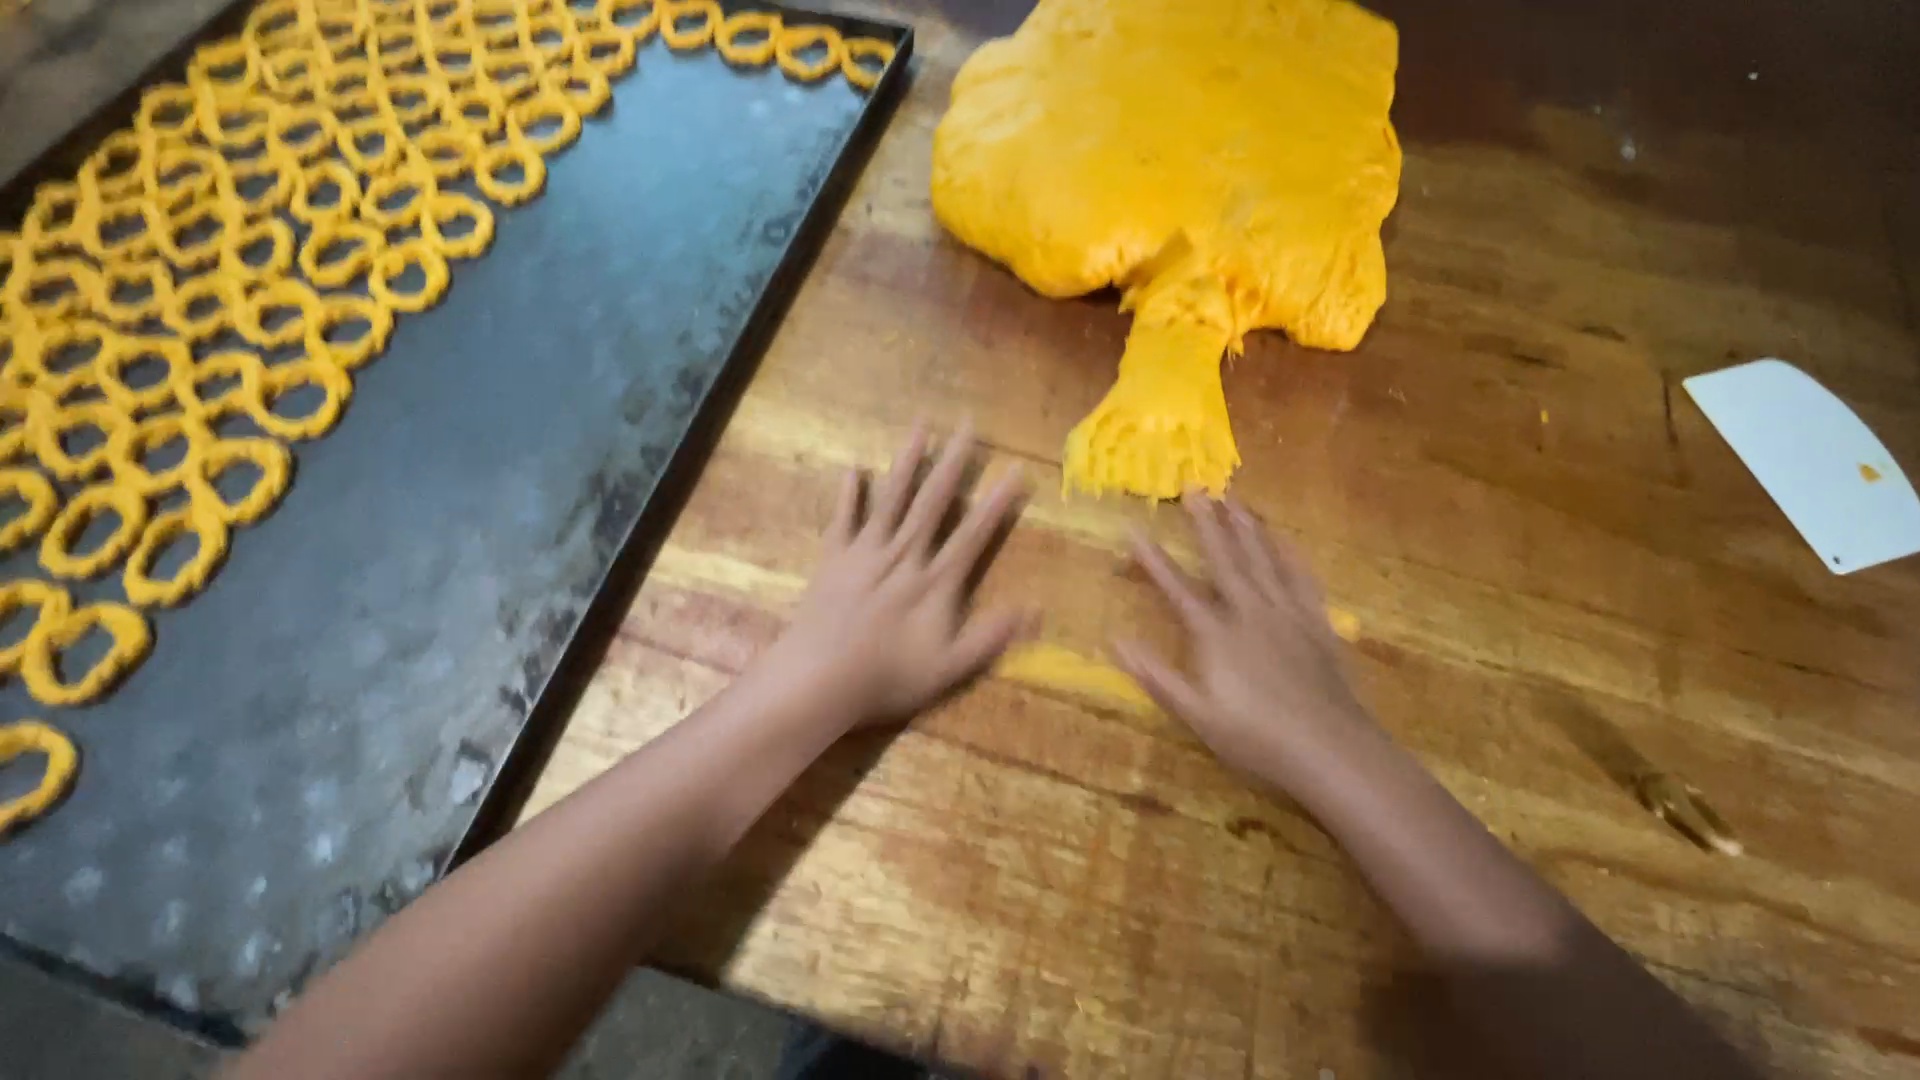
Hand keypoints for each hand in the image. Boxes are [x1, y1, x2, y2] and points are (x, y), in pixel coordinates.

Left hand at [761, 422, 1035, 730]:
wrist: (819, 678)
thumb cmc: (888, 677)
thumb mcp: (950, 667)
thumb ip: (991, 636)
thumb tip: (1036, 609)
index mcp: (935, 580)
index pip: (974, 533)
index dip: (997, 502)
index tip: (1016, 469)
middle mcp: (904, 554)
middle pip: (933, 501)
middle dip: (954, 461)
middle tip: (967, 423)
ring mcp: (865, 552)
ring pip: (891, 498)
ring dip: (907, 461)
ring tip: (920, 426)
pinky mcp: (833, 558)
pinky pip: (843, 518)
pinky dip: (848, 494)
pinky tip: (852, 468)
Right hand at [1113, 494, 1383, 796]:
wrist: (1332, 750)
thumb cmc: (1257, 738)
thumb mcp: (1197, 714)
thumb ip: (1157, 675)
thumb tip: (1115, 641)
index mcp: (1216, 635)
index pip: (1177, 589)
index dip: (1153, 560)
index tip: (1133, 528)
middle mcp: (1250, 613)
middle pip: (1225, 559)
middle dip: (1206, 523)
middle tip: (1196, 488)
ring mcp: (1287, 614)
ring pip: (1263, 559)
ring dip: (1246, 527)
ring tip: (1234, 498)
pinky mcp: (1316, 623)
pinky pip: (1301, 578)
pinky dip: (1290, 554)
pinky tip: (1284, 538)